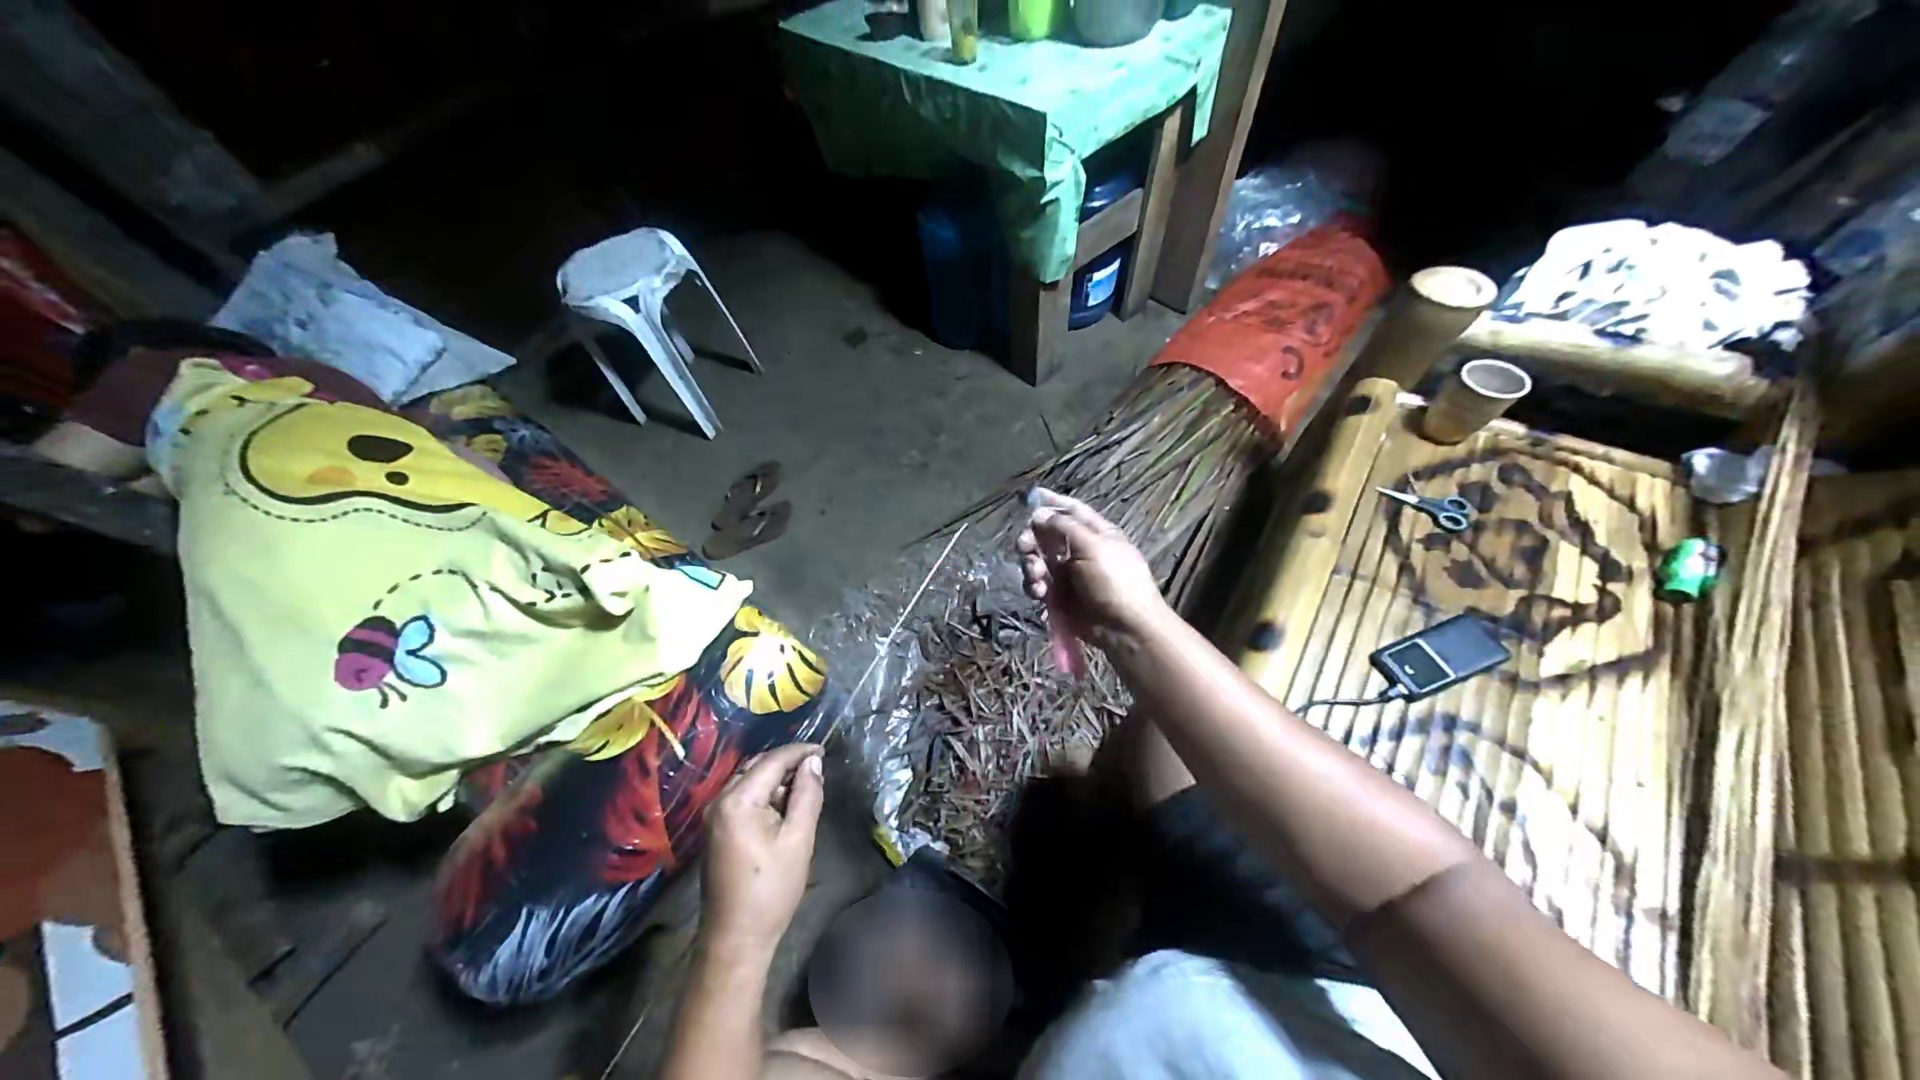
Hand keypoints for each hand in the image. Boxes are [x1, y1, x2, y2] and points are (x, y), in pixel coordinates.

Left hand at [700, 742, 824, 954]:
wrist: (736, 939)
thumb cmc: (771, 889)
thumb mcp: (798, 839)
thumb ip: (807, 795)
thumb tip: (813, 763)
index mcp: (737, 801)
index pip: (772, 761)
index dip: (799, 752)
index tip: (824, 750)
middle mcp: (719, 801)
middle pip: (757, 767)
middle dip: (787, 764)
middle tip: (816, 770)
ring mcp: (714, 817)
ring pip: (749, 782)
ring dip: (776, 779)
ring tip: (805, 788)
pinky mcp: (716, 831)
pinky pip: (742, 799)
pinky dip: (764, 795)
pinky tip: (784, 808)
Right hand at [1016, 487, 1167, 652]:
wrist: (1125, 628)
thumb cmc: (1116, 582)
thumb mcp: (1093, 547)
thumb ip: (1064, 526)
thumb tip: (1040, 512)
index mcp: (1096, 532)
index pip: (1071, 509)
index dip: (1051, 501)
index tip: (1030, 495)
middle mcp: (1080, 549)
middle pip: (1046, 534)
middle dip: (1031, 538)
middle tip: (1024, 546)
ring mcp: (1068, 574)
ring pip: (1037, 559)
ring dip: (1030, 565)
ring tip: (1037, 577)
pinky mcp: (1059, 595)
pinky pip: (1037, 583)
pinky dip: (1033, 586)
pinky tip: (1039, 593)